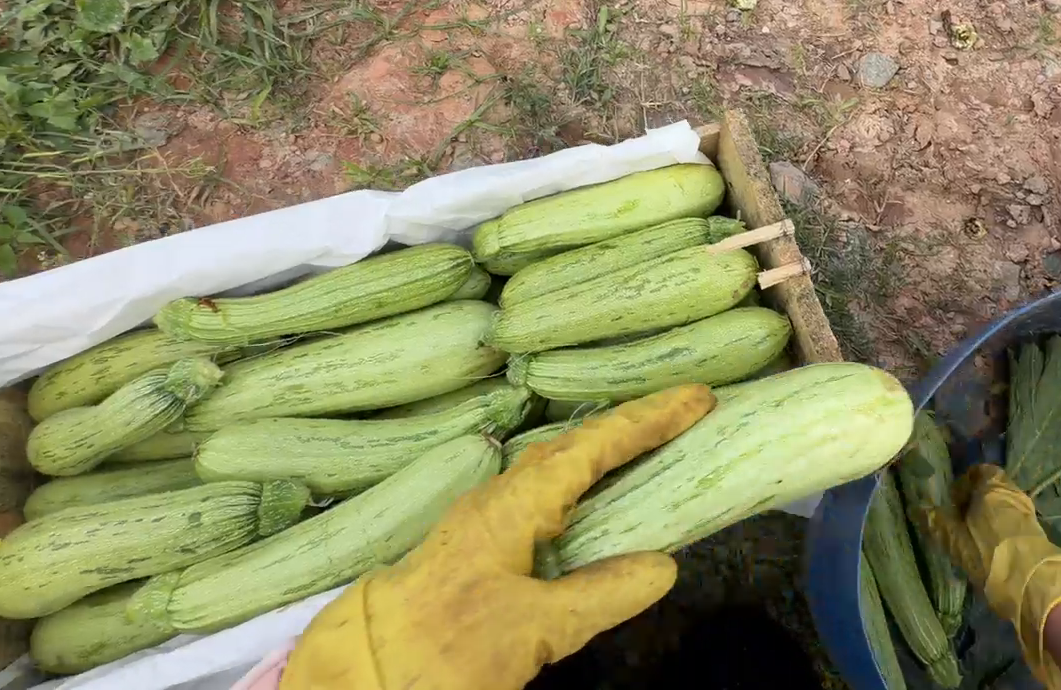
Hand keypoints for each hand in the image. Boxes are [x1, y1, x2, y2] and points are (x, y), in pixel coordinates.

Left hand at [277, 384, 716, 689]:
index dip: (649, 419)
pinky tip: (597, 489)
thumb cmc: (445, 647)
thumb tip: (664, 566)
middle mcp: (506, 492)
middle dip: (636, 421)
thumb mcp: (531, 632)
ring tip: (654, 437)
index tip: (697, 397)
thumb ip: (599, 595)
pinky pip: (549, 484)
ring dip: (610, 442)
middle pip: (582, 440)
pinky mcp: (484, 533)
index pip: (597, 445)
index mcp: (519, 502)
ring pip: (562, 459)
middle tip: (688, 409)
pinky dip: (586, 473)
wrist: (362, 669)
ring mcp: (491, 509)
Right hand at [917, 464, 1060, 689]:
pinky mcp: (1037, 535)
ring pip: (1003, 509)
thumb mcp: (953, 538)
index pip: (977, 471)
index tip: (952, 501)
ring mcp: (1028, 513)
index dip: (963, 484)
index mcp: (992, 484)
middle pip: (991, 490)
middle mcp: (1012, 492)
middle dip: (976, 503)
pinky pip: (1013, 525)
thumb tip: (916, 509)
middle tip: (960, 521)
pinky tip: (992, 552)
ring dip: (989, 519)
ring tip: (974, 539)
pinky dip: (1002, 533)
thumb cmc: (988, 551)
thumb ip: (935, 522)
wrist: (1033, 584)